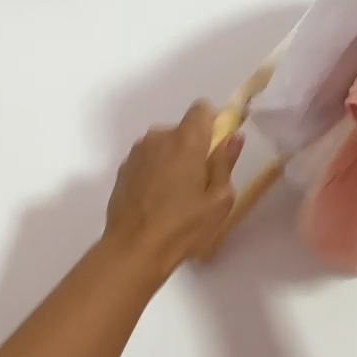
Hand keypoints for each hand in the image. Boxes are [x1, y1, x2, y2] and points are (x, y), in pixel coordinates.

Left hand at [102, 102, 244, 282]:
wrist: (134, 248)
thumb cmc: (183, 226)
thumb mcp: (219, 200)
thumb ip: (225, 162)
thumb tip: (232, 137)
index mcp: (185, 140)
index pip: (202, 109)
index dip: (213, 123)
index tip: (217, 147)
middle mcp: (158, 137)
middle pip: (182, 130)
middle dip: (193, 147)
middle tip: (200, 182)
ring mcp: (137, 152)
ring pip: (163, 145)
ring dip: (173, 159)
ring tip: (176, 195)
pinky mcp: (123, 168)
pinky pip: (147, 159)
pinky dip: (155, 171)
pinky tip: (156, 200)